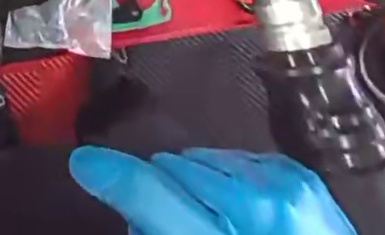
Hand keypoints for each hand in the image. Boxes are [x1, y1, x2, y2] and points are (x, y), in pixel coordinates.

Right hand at [70, 146, 358, 234]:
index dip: (117, 177)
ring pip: (209, 158)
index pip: (157, 195)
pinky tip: (237, 209)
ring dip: (196, 180)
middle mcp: (259, 201)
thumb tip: (142, 215)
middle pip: (182, 168)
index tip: (85, 162)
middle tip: (164, 221)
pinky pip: (241, 159)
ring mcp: (285, 181)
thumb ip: (171, 232)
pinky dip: (228, 178)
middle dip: (165, 188)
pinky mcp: (299, 174)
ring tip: (207, 219)